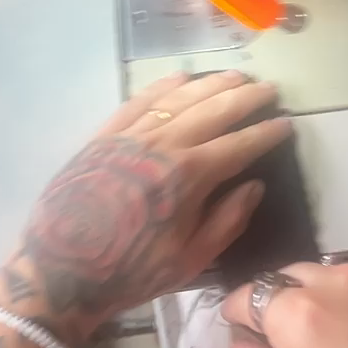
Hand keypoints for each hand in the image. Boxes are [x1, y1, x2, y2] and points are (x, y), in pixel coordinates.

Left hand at [0, 71, 290, 347]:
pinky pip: (140, 100)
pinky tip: (181, 77)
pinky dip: (163, 85)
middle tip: (269, 88)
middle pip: (215, 109)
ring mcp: (133, 134)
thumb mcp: (191, 259)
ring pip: (180, 97)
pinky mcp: (106, 134)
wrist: (61, 272)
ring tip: (235, 76)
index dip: (267, 134)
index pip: (240, 145)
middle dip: (247, 97)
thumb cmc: (132, 271)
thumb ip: (228, 219)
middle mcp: (165, 144)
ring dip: (212, 84)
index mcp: (190, 175)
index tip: (287, 123)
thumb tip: (255, 185)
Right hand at [223, 262, 347, 347]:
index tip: (241, 328)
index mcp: (298, 313)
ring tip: (334, 338)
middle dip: (278, 302)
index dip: (239, 312)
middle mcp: (330, 278)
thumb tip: (242, 341)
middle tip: (290, 341)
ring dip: (316, 296)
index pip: (249, 294)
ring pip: (323, 274)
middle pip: (285, 277)